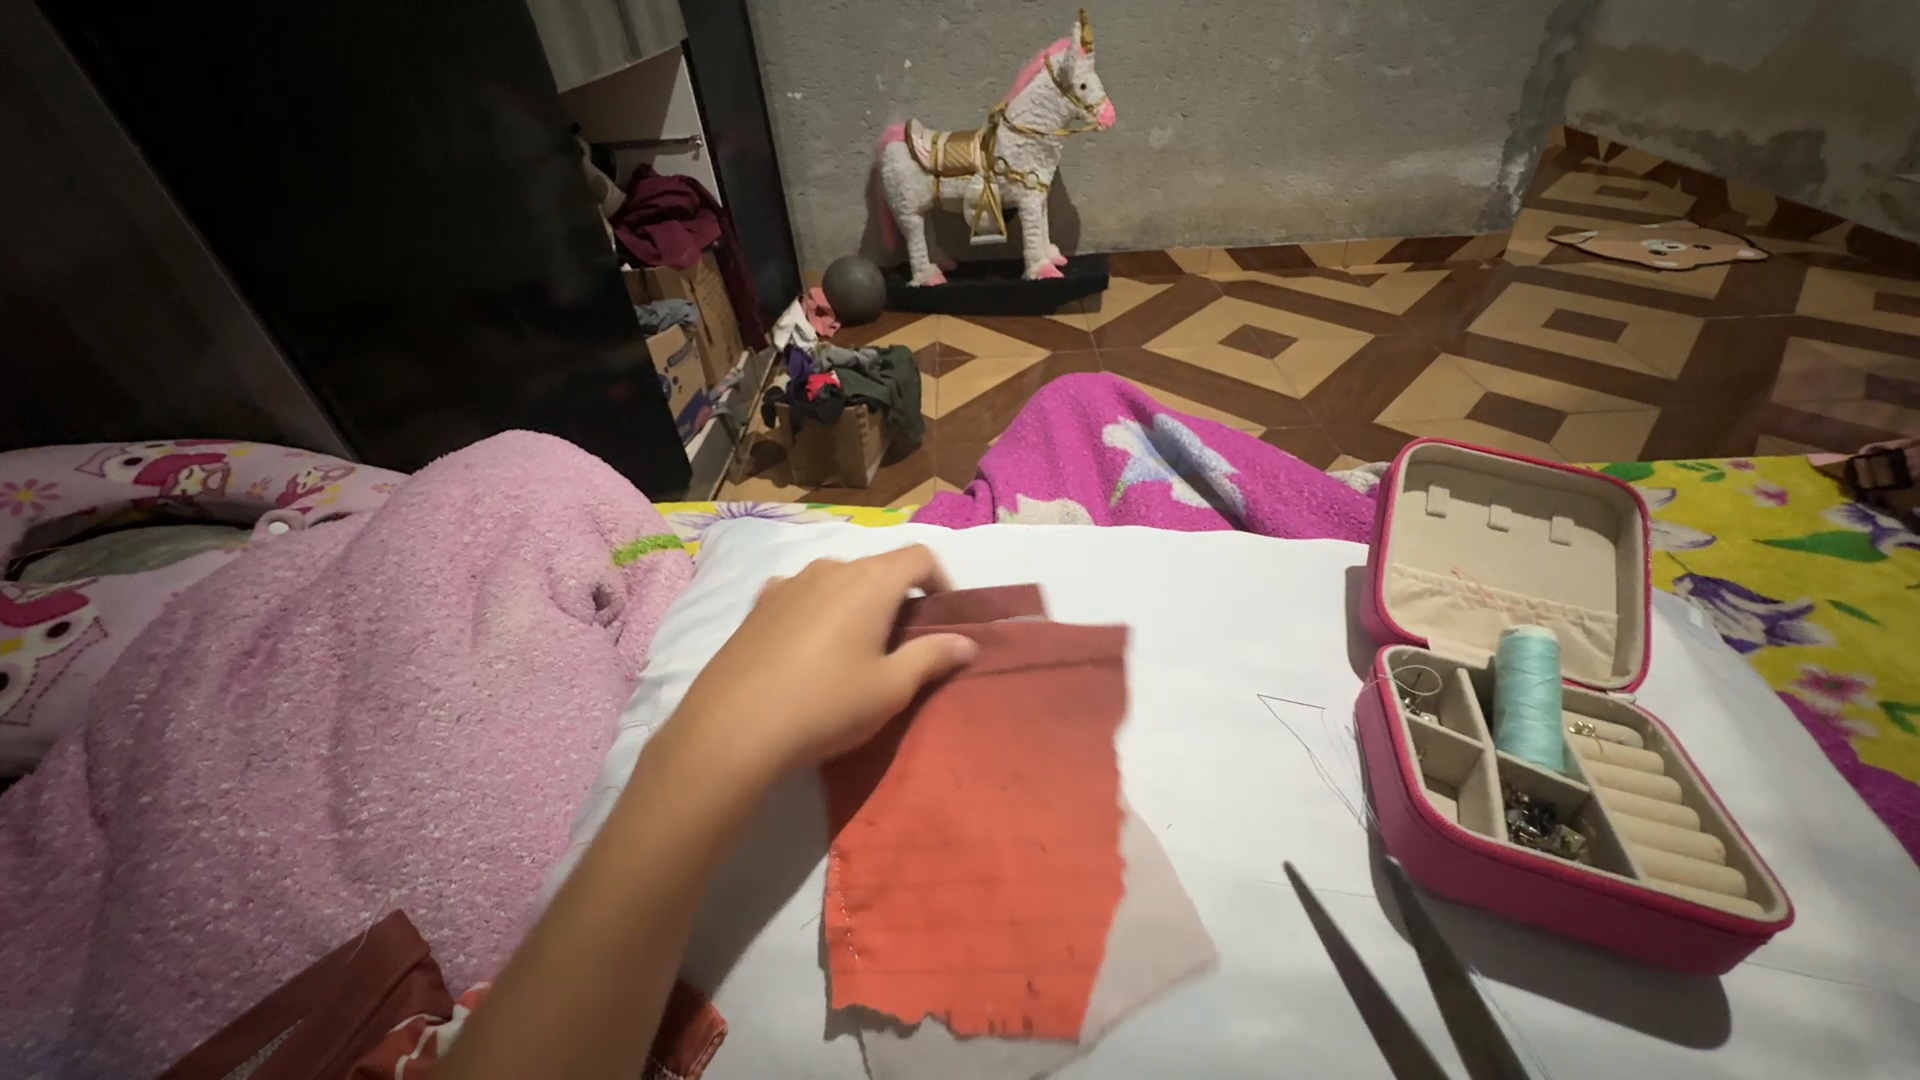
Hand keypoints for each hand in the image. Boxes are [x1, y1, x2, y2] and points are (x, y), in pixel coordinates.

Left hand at [669, 545, 977, 773]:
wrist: (733, 728)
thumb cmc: (827, 705)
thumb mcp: (891, 688)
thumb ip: (932, 657)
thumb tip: (966, 642)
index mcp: (871, 581)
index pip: (920, 556)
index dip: (941, 581)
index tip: (943, 618)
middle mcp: (831, 569)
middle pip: (879, 567)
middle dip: (899, 596)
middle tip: (903, 643)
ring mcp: (789, 583)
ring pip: (839, 580)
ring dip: (857, 602)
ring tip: (855, 648)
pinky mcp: (759, 604)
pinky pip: (802, 594)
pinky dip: (818, 608)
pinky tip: (809, 646)